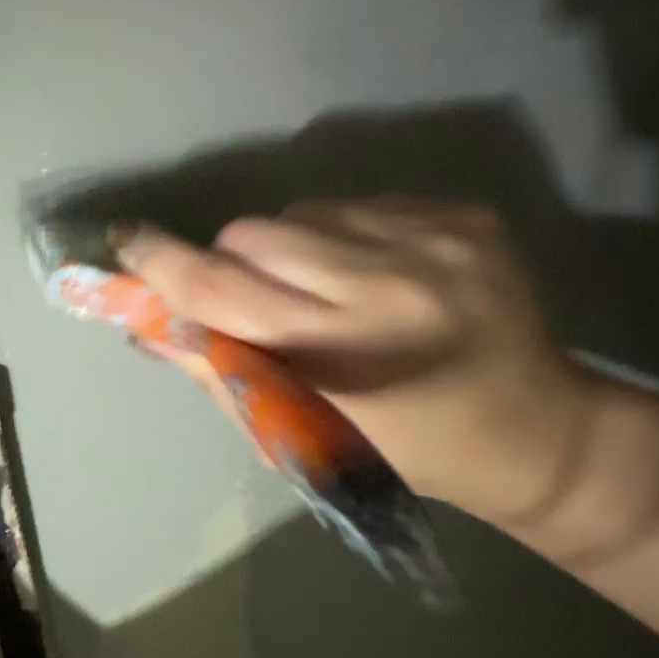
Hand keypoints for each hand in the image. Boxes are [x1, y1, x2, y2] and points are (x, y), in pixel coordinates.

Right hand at [117, 199, 592, 523]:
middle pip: (251, 236)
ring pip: (297, 213)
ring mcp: (431, 239)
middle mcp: (386, 282)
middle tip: (246, 302)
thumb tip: (149, 329)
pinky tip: (367, 278)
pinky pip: (353, 206)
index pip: (221, 290)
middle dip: (225, 263)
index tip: (126, 247)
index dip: (162, 266)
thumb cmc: (399, 452)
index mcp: (340, 351)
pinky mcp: (459, 213)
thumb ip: (219, 376)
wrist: (532, 427)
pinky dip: (334, 239)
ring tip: (317, 292)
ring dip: (281, 250)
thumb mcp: (298, 435)